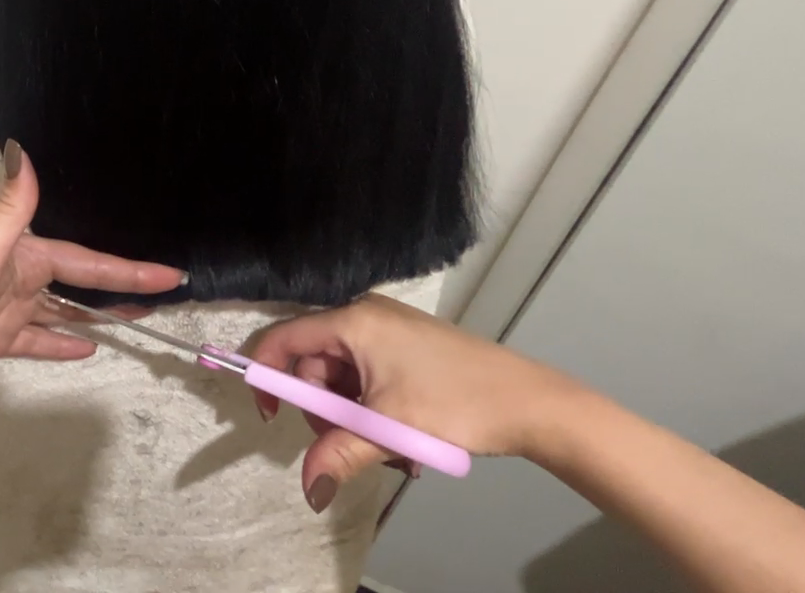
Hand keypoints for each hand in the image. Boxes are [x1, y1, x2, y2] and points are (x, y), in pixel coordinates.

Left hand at [0, 141, 185, 407]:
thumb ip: (10, 207)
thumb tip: (22, 149)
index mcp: (20, 253)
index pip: (83, 258)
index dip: (125, 266)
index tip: (167, 273)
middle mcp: (17, 276)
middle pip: (78, 281)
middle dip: (118, 286)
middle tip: (162, 297)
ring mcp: (8, 310)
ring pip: (62, 309)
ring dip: (95, 313)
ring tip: (136, 319)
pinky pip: (38, 340)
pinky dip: (61, 343)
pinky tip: (89, 349)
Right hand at [245, 294, 587, 505]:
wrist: (537, 404)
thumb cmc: (458, 404)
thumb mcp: (390, 430)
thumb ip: (340, 453)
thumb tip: (308, 489)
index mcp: (352, 321)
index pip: (284, 338)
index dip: (267, 375)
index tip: (271, 416)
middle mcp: (364, 314)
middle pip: (314, 362)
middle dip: (325, 409)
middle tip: (349, 444)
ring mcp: (387, 327)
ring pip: (343, 373)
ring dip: (353, 415)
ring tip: (387, 450)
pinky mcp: (406, 343)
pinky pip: (367, 373)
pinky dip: (373, 407)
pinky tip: (400, 439)